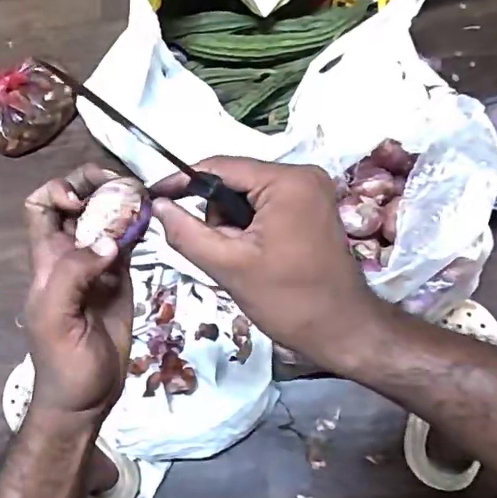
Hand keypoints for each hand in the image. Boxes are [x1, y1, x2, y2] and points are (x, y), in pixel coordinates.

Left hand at [23, 164, 134, 424]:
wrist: (85, 397)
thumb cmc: (62, 361)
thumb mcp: (56, 317)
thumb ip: (75, 275)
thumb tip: (107, 239)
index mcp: (47, 259)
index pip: (40, 205)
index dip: (57, 190)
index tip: (81, 200)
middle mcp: (71, 254)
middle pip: (77, 202)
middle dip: (95, 184)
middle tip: (122, 184)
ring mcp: (98, 264)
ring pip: (106, 217)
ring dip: (122, 201)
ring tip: (143, 196)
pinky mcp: (121, 278)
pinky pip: (128, 241)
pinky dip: (138, 226)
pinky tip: (151, 219)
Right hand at [151, 157, 389, 372]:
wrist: (343, 331)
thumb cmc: (288, 299)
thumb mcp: (228, 266)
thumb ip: (186, 232)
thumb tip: (157, 205)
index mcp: (286, 181)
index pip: (219, 166)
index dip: (181, 181)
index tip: (153, 197)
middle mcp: (303, 175)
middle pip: (234, 180)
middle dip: (215, 214)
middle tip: (219, 252)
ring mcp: (312, 190)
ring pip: (247, 195)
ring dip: (232, 224)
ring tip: (241, 259)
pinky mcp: (313, 207)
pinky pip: (265, 205)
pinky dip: (249, 227)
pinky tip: (255, 255)